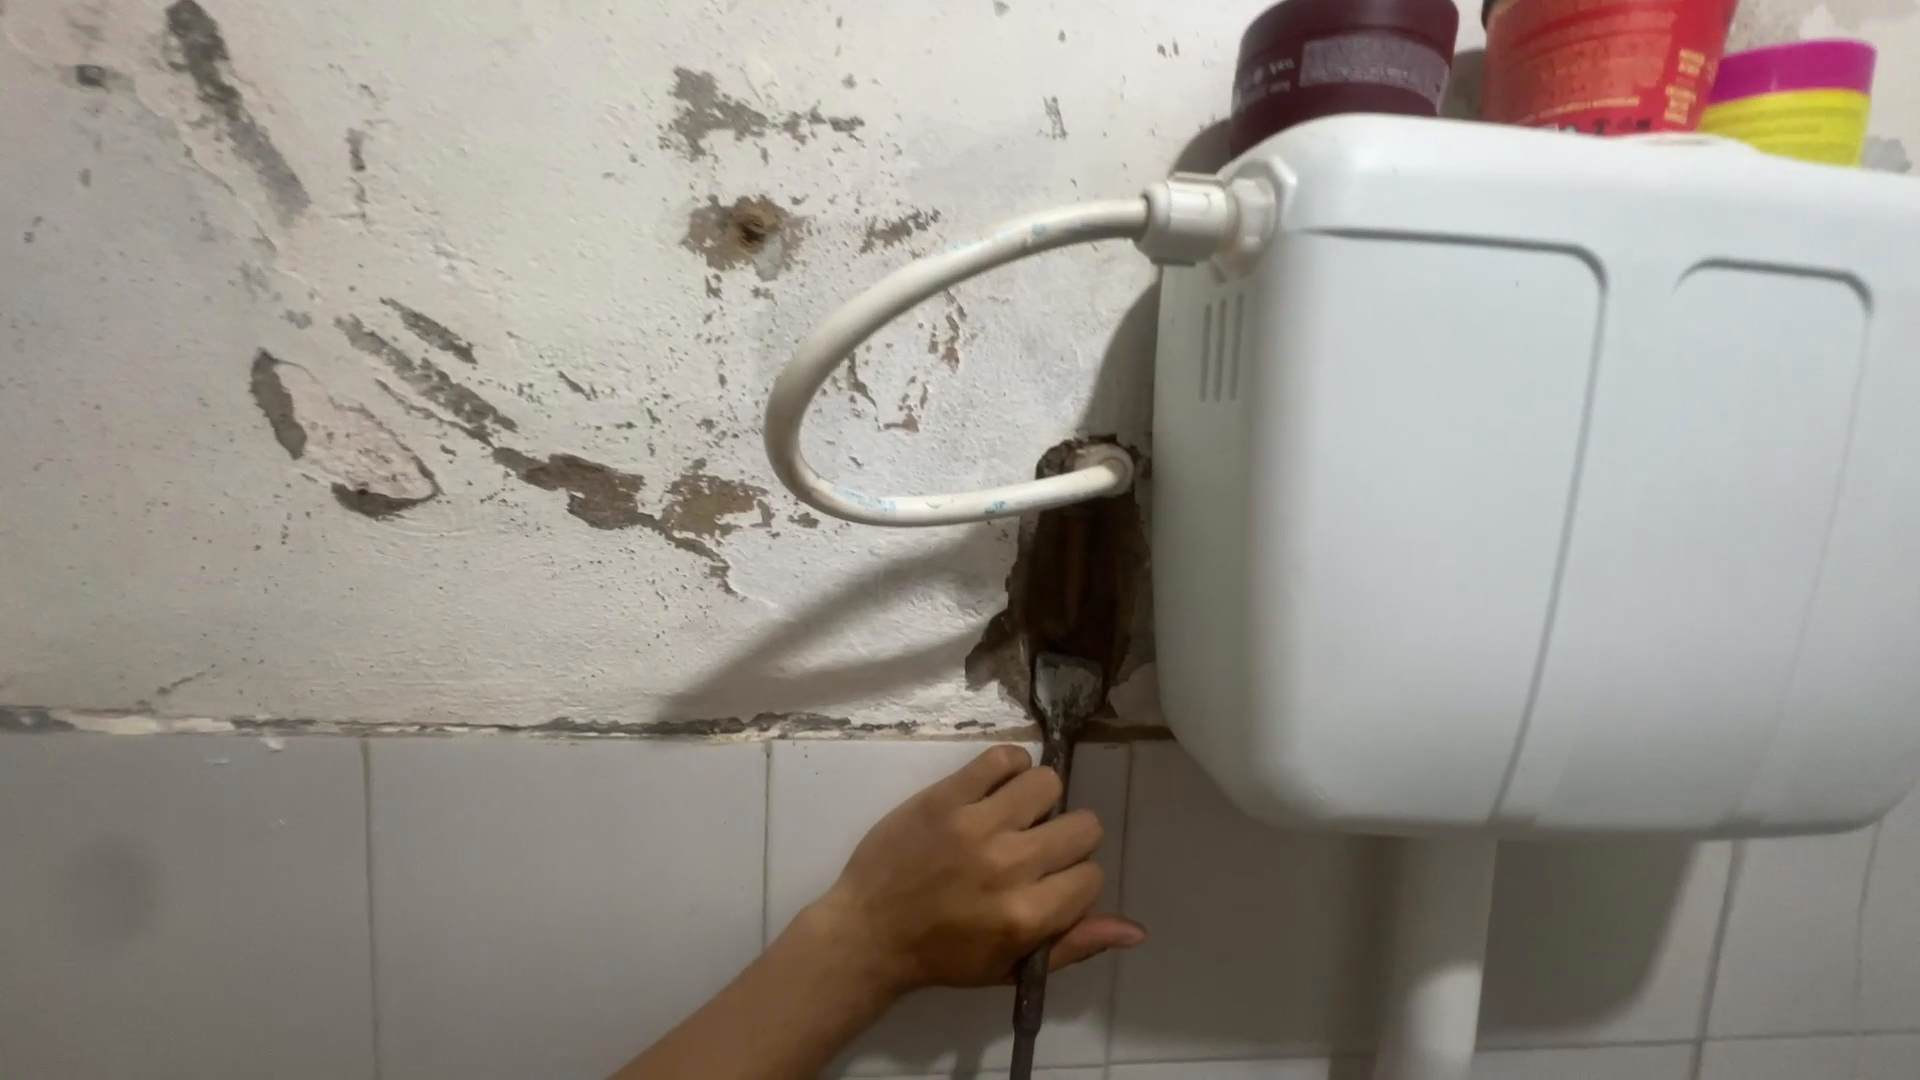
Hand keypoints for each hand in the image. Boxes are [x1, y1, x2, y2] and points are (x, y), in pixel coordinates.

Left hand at [804, 745, 1145, 995]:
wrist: (868, 930)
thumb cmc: (941, 955)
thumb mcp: (1011, 967)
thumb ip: (1074, 946)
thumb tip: (1135, 928)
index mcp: (1027, 916)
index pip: (1091, 875)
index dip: (1076, 877)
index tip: (1052, 880)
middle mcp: (1009, 866)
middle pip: (1082, 826)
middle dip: (1068, 836)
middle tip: (1036, 846)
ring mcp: (976, 825)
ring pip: (1048, 783)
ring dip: (1040, 799)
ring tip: (1016, 814)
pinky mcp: (946, 795)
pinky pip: (1002, 758)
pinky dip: (1009, 766)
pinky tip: (997, 787)